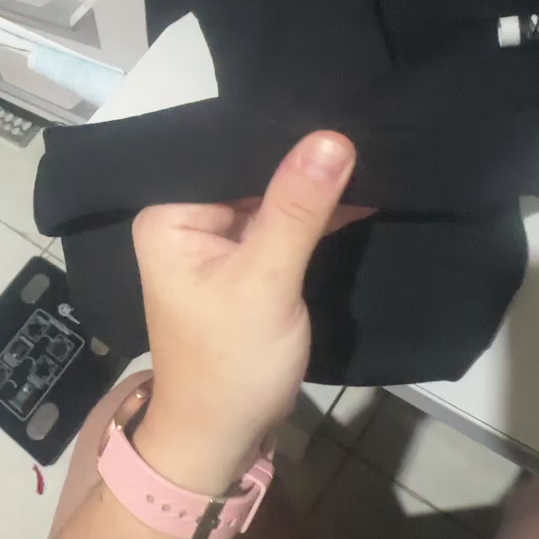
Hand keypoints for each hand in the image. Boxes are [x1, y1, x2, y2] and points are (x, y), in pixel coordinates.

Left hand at [128, 132, 364, 492]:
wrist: (222, 435)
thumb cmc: (230, 361)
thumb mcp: (265, 281)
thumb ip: (296, 209)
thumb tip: (330, 137)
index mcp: (169, 215)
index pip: (222, 153)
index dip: (275, 132)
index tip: (332, 104)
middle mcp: (184, 220)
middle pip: (246, 172)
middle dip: (298, 157)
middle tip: (360, 118)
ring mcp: (213, 242)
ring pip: (268, 197)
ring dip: (312, 185)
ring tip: (370, 146)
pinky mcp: (241, 263)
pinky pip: (278, 225)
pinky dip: (314, 217)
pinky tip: (360, 192)